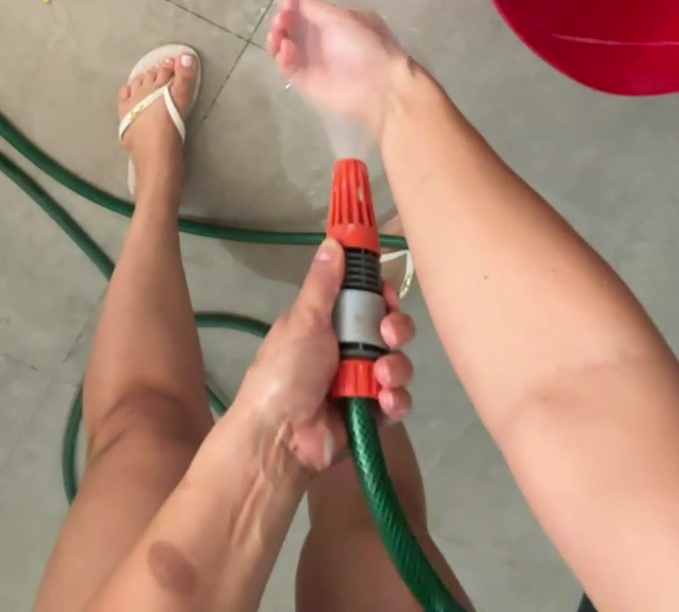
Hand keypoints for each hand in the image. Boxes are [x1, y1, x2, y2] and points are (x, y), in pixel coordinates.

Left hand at [230, 239, 415, 473]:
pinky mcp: (371, 412)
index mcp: (326, 321)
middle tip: (389, 336)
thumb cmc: (286, 371)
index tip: (387, 293)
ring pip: (398, 363)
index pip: (364, 298)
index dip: (381, 293)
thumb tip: (333, 241)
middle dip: (396, 329)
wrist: (280, 437)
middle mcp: (345, 347)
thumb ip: (323, 284)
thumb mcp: (303, 320)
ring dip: (396, 368)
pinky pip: (398, 400)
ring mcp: (359, 380)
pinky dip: (396, 400)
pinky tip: (385, 403)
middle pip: (388, 328)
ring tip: (380, 379)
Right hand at [266, 0, 411, 139]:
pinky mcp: (304, 81)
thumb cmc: (367, 46)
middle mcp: (320, 39)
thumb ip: (315, 8)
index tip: (288, 4)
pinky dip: (282, 56)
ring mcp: (311, 60)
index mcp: (333, 21)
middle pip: (290, 26)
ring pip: (283, 45)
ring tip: (279, 34)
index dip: (292, 5)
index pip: (305, 9)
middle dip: (282, 20)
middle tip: (282, 20)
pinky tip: (287, 49)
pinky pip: (286, 66)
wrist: (380, 87)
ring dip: (277, 37)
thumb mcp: (343, 18)